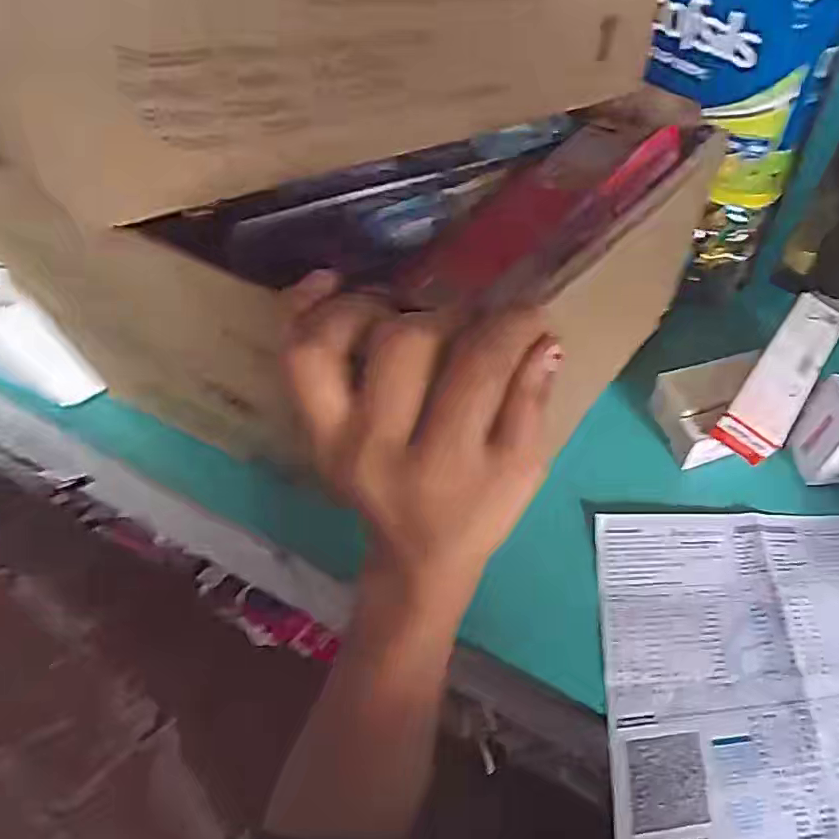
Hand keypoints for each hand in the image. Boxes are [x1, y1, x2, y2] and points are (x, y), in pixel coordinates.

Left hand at [282, 271, 561, 616]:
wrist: (417, 555)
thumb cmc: (482, 511)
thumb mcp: (525, 466)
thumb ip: (532, 401)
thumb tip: (543, 339)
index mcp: (445, 462)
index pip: (479, 368)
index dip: (510, 326)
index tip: (531, 310)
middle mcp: (378, 445)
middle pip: (408, 342)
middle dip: (455, 313)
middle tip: (480, 315)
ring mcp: (334, 435)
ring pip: (335, 339)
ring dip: (382, 305)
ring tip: (417, 306)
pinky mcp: (312, 429)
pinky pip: (295, 358)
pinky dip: (306, 310)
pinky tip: (333, 282)